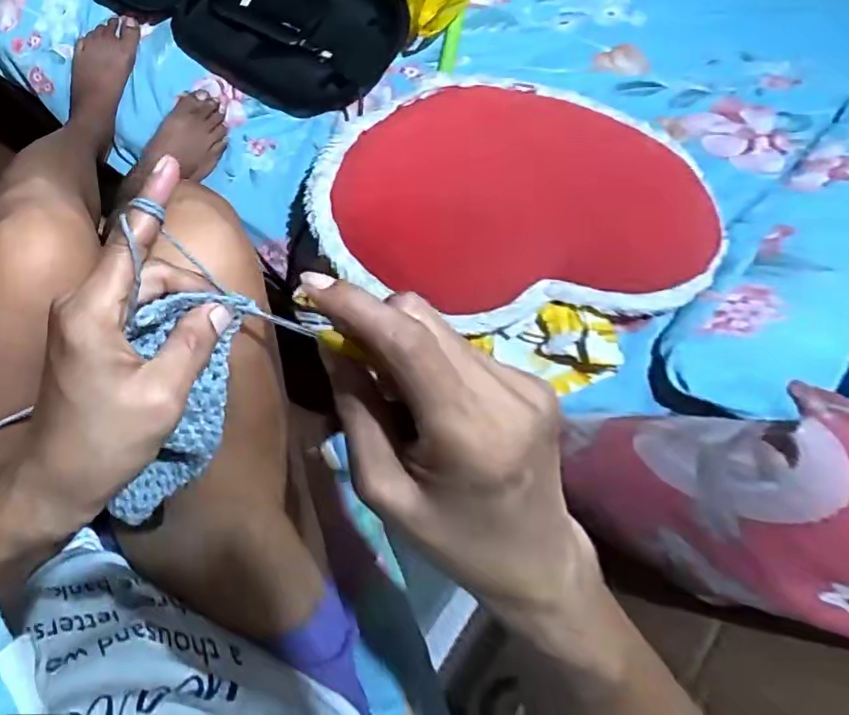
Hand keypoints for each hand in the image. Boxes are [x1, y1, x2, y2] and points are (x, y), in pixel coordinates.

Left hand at [21, 155, 231, 528]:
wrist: (53, 479)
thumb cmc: (105, 441)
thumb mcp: (160, 395)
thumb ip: (191, 342)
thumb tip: (218, 307)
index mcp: (90, 308)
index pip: (127, 240)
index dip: (152, 200)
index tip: (169, 161)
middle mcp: (78, 300)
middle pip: (138, 268)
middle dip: (181, 282)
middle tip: (220, 311)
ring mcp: (76, 316)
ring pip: (134, 289)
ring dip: (171, 303)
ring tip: (205, 330)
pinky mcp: (80, 333)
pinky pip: (124, 309)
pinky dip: (154, 317)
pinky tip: (181, 335)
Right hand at [299, 276, 600, 632]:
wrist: (539, 564)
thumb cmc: (450, 538)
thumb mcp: (381, 488)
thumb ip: (354, 409)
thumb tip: (330, 343)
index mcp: (469, 430)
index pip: (407, 341)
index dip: (355, 304)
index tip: (309, 284)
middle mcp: (506, 394)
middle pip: (418, 317)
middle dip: (368, 318)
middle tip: (340, 348)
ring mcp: (525, 382)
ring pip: (434, 323)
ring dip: (393, 335)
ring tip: (383, 381)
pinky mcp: (532, 379)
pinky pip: (453, 341)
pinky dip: (421, 352)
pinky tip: (419, 391)